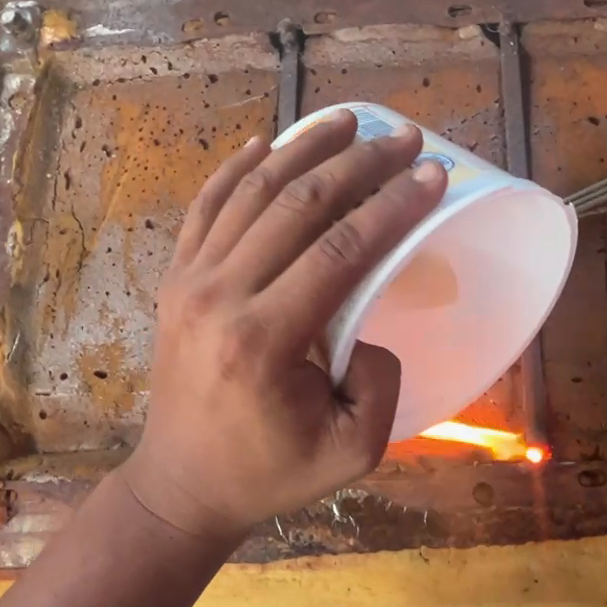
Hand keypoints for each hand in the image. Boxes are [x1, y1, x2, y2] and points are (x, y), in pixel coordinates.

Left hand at [120, 112, 445, 540]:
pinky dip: (237, 169)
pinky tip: (269, 141)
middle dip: (359, 165)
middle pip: (297, 207)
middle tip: (405, 138)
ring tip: (349, 121)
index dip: (391, 207)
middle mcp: (219, 297)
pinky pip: (207, 208)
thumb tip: (370, 323)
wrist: (182, 485)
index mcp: (264, 341)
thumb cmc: (271, 473)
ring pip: (251, 193)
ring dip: (305, 149)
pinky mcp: (175, 280)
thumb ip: (379, 382)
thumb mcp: (351, 450)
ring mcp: (188, 282)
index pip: (339, 252)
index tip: (431, 175)